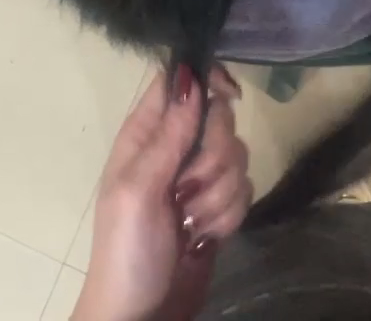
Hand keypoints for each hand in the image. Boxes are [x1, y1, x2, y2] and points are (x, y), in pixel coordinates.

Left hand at [74, 66, 249, 320]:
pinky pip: (244, 189)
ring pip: (236, 155)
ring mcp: (197, 177)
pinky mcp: (217, 205)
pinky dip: (227, 215)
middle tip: (188, 187)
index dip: (207, 80)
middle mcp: (173, 147)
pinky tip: (204, 236)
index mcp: (145, 134)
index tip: (230, 96)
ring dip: (218, 194)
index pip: (179, 82)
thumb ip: (169, 133)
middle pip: (217, 118)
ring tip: (189, 221)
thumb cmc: (126, 249)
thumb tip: (190, 75)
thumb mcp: (140, 188)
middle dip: (213, 157)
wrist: (140, 316)